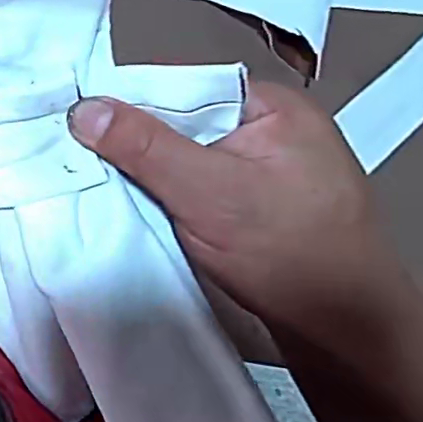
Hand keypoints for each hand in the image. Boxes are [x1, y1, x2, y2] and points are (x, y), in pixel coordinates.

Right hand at [66, 82, 419, 342]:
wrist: (344, 334)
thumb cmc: (292, 254)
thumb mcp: (207, 191)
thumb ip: (143, 146)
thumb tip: (83, 108)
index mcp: (270, 107)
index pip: (177, 88)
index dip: (125, 105)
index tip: (78, 124)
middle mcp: (264, 127)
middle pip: (173, 120)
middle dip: (129, 142)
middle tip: (80, 156)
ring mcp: (257, 165)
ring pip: (176, 153)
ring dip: (140, 169)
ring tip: (100, 178)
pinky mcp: (245, 198)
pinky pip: (185, 179)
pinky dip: (157, 190)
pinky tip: (133, 200)